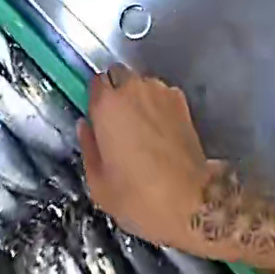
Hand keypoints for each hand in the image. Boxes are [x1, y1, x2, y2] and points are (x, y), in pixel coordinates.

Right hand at [80, 65, 220, 254]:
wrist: (189, 201)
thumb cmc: (138, 196)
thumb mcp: (99, 184)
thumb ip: (88, 147)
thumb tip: (85, 128)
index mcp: (106, 105)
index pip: (94, 82)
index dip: (96, 98)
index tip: (98, 114)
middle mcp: (131, 88)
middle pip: (117, 74)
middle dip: (116, 90)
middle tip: (119, 119)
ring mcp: (158, 90)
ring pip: (141, 82)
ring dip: (138, 95)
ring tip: (143, 125)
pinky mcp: (180, 98)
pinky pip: (162, 92)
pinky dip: (159, 103)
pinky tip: (162, 128)